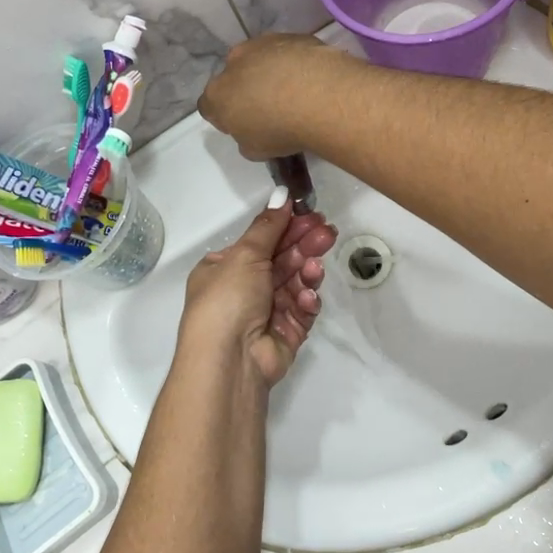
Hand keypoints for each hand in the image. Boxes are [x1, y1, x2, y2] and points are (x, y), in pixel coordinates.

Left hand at [180, 188, 337, 387]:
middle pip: (282, 260)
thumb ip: (268, 226)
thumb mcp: (244, 256)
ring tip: (316, 266)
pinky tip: (307, 296)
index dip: (287, 227)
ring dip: (307, 272)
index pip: (261, 242)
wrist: (229, 360)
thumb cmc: (227, 300)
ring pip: (295, 284)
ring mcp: (265, 313)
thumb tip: (281, 192)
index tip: (312, 215)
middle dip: (304, 246)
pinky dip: (306, 301)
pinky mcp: (285, 334)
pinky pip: (301, 311)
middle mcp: (243, 289)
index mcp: (224, 269)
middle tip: (328, 232)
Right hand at [199, 34, 353, 159]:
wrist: (320, 96)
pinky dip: (293, 62)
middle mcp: (233, 63)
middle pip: (234, 78)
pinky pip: (285, 52)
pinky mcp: (289, 35)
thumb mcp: (256, 150)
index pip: (209, 106)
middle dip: (246, 89)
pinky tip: (310, 78)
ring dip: (270, 73)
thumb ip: (246, 139)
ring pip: (259, 60)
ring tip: (294, 92)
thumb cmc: (281, 130)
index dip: (224, 117)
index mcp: (217, 94)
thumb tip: (250, 133)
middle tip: (269, 108)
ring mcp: (261, 45)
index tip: (242, 126)